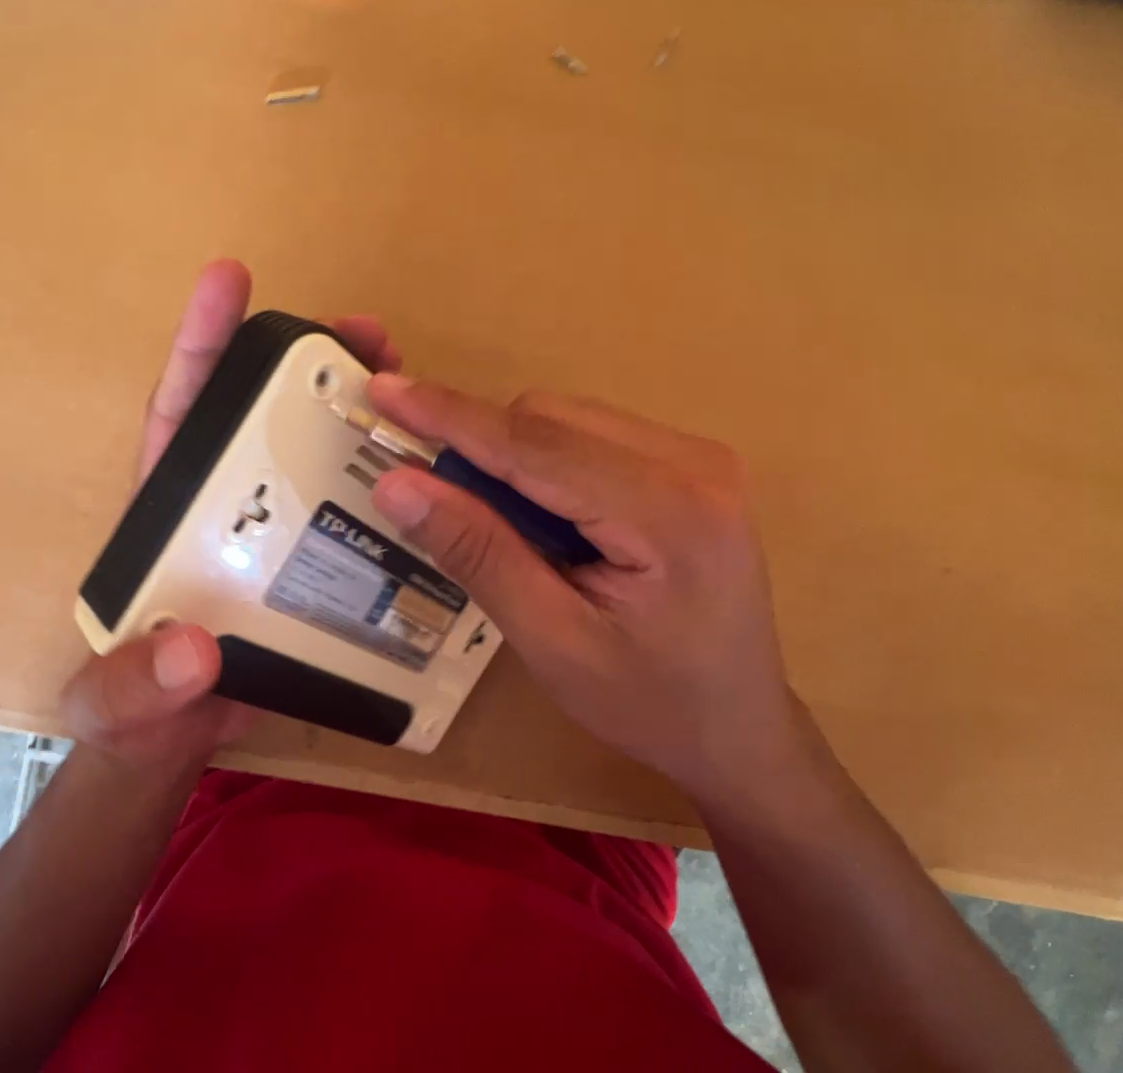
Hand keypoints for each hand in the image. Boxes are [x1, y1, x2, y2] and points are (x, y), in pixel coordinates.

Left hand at [64, 260, 406, 771]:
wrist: (178, 745)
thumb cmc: (131, 710)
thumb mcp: (116, 700)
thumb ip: (136, 683)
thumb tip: (196, 650)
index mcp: (165, 512)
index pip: (179, 415)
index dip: (201, 348)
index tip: (229, 280)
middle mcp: (221, 506)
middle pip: (263, 416)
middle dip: (308, 364)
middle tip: (365, 335)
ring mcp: (270, 534)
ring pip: (316, 456)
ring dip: (359, 415)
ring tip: (410, 385)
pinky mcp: (309, 568)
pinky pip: (349, 515)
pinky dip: (386, 489)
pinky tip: (428, 475)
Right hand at [365, 377, 815, 800]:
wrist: (738, 730)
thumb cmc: (648, 704)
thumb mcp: (551, 641)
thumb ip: (477, 554)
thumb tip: (398, 486)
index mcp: (669, 512)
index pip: (534, 445)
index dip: (451, 418)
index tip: (384, 392)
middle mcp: (695, 464)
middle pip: (552, 419)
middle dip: (485, 450)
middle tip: (446, 513)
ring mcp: (701, 460)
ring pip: (569, 421)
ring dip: (515, 461)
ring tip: (513, 538)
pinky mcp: (693, 468)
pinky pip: (593, 438)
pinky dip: (549, 469)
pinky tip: (552, 527)